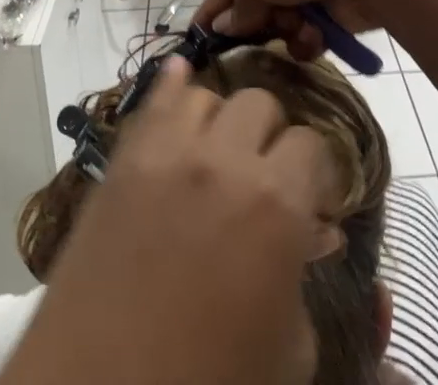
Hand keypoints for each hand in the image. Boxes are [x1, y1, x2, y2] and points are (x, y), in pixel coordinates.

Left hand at [0, 58, 337, 384]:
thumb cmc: (211, 377)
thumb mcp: (286, 345)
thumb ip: (303, 275)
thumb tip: (314, 234)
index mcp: (278, 202)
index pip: (313, 146)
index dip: (317, 173)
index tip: (313, 200)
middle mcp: (225, 160)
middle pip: (262, 105)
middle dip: (272, 138)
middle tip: (265, 179)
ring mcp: (166, 155)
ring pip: (206, 97)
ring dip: (221, 121)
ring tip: (218, 154)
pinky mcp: (120, 164)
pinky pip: (150, 102)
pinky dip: (169, 88)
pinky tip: (178, 81)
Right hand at [194, 0, 395, 60]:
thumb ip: (236, 2)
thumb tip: (226, 25)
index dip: (213, 8)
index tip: (197, 36)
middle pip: (256, 8)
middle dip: (255, 22)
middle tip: (260, 28)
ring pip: (281, 26)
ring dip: (284, 32)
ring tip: (297, 26)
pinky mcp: (333, 15)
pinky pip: (307, 38)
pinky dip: (307, 40)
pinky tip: (315, 36)